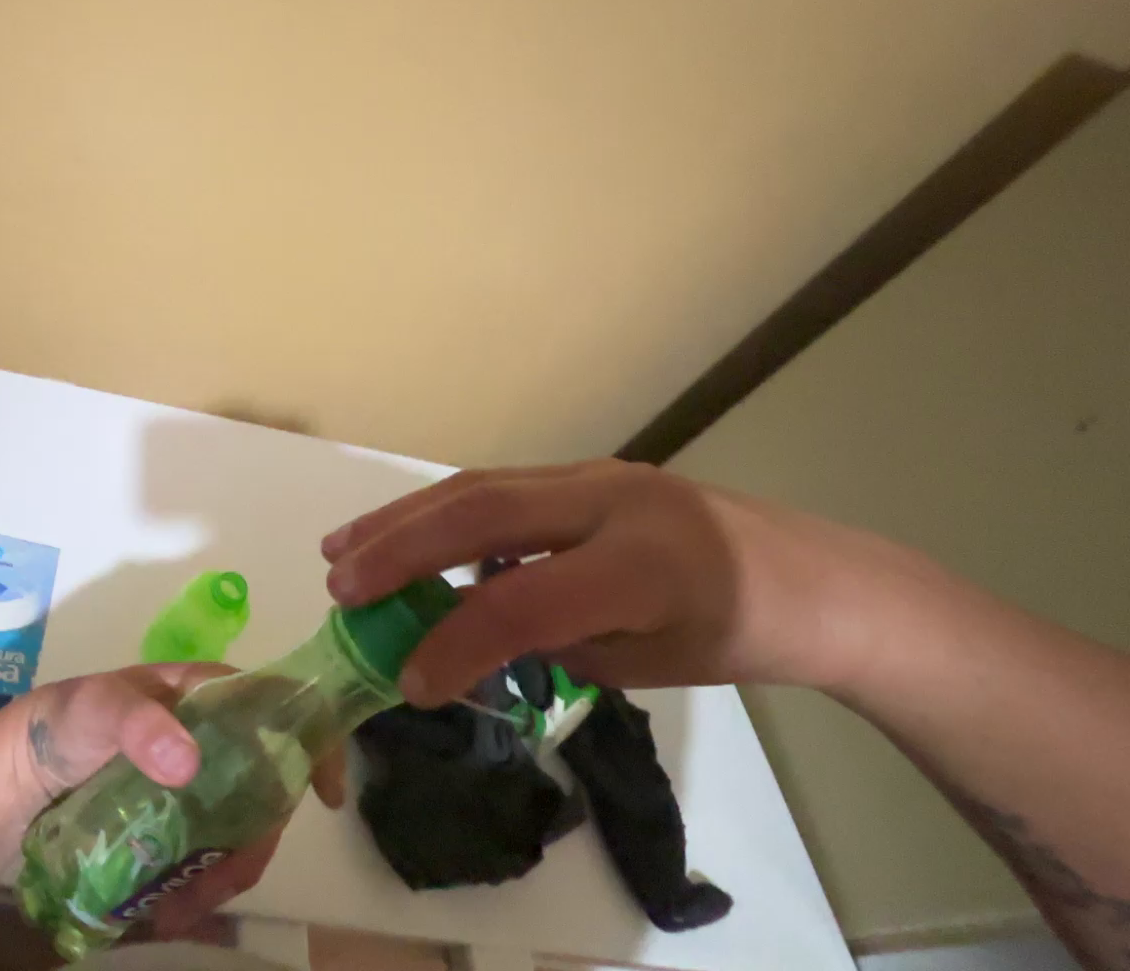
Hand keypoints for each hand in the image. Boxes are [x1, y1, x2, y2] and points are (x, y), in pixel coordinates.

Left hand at [3, 664, 345, 934]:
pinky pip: (209, 849)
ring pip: (240, 824)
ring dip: (227, 870)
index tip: (326, 795)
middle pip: (265, 782)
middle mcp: (210, 734)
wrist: (17, 766)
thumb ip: (138, 724)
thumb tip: (189, 763)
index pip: (276, 707)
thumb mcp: (97, 708)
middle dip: (257, 835)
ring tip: (182, 909)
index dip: (312, 743)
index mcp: (204, 694)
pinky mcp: (175, 815)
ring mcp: (195, 777)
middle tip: (226, 880)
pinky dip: (203, 880)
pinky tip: (175, 907)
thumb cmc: (65, 721)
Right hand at [321, 459, 953, 703]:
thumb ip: (542, 638)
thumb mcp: (639, 661)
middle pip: (481, 512)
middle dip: (399, 548)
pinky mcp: (580, 470)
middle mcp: (613, 501)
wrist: (813, 576)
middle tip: (338, 586)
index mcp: (647, 565)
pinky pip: (493, 485)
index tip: (408, 682)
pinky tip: (399, 532)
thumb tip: (454, 630)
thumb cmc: (734, 636)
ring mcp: (593, 474)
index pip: (526, 601)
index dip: (456, 642)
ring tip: (340, 549)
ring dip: (400, 518)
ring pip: (475, 486)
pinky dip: (436, 510)